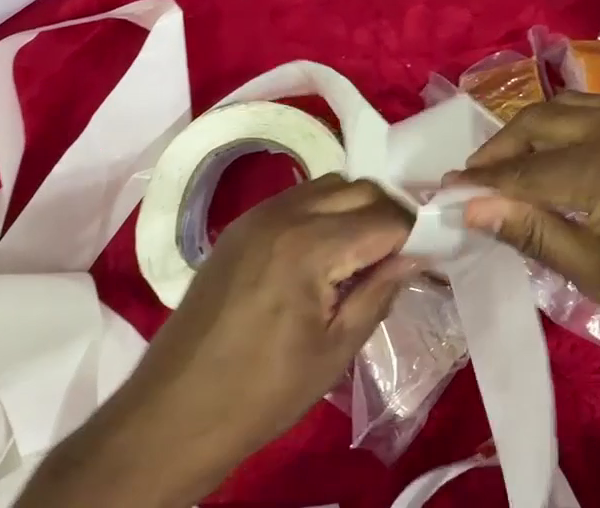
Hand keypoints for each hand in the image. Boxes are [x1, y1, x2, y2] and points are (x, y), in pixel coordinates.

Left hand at [130, 175, 418, 453]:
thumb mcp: (335, 350)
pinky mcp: (238, 228)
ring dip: (355, 207)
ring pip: (329, 185)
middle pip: (360, 190)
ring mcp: (257, 217)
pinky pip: (296, 198)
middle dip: (388, 215)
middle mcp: (285, 216)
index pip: (386, 219)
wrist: (173, 414)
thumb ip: (379, 292)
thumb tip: (415, 256)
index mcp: (311, 248)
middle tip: (399, 256)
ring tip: (362, 252)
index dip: (413, 237)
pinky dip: (323, 211)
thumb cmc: (262, 392)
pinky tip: (324, 252)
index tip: (426, 259)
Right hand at [452, 94, 599, 362]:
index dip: (479, 184)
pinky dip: (567, 124)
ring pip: (569, 105)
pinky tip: (559, 153)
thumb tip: (470, 207)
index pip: (524, 172)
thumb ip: (533, 232)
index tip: (440, 193)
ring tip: (508, 166)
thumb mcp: (599, 273)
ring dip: (532, 130)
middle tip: (472, 182)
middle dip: (500, 149)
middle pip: (540, 121)